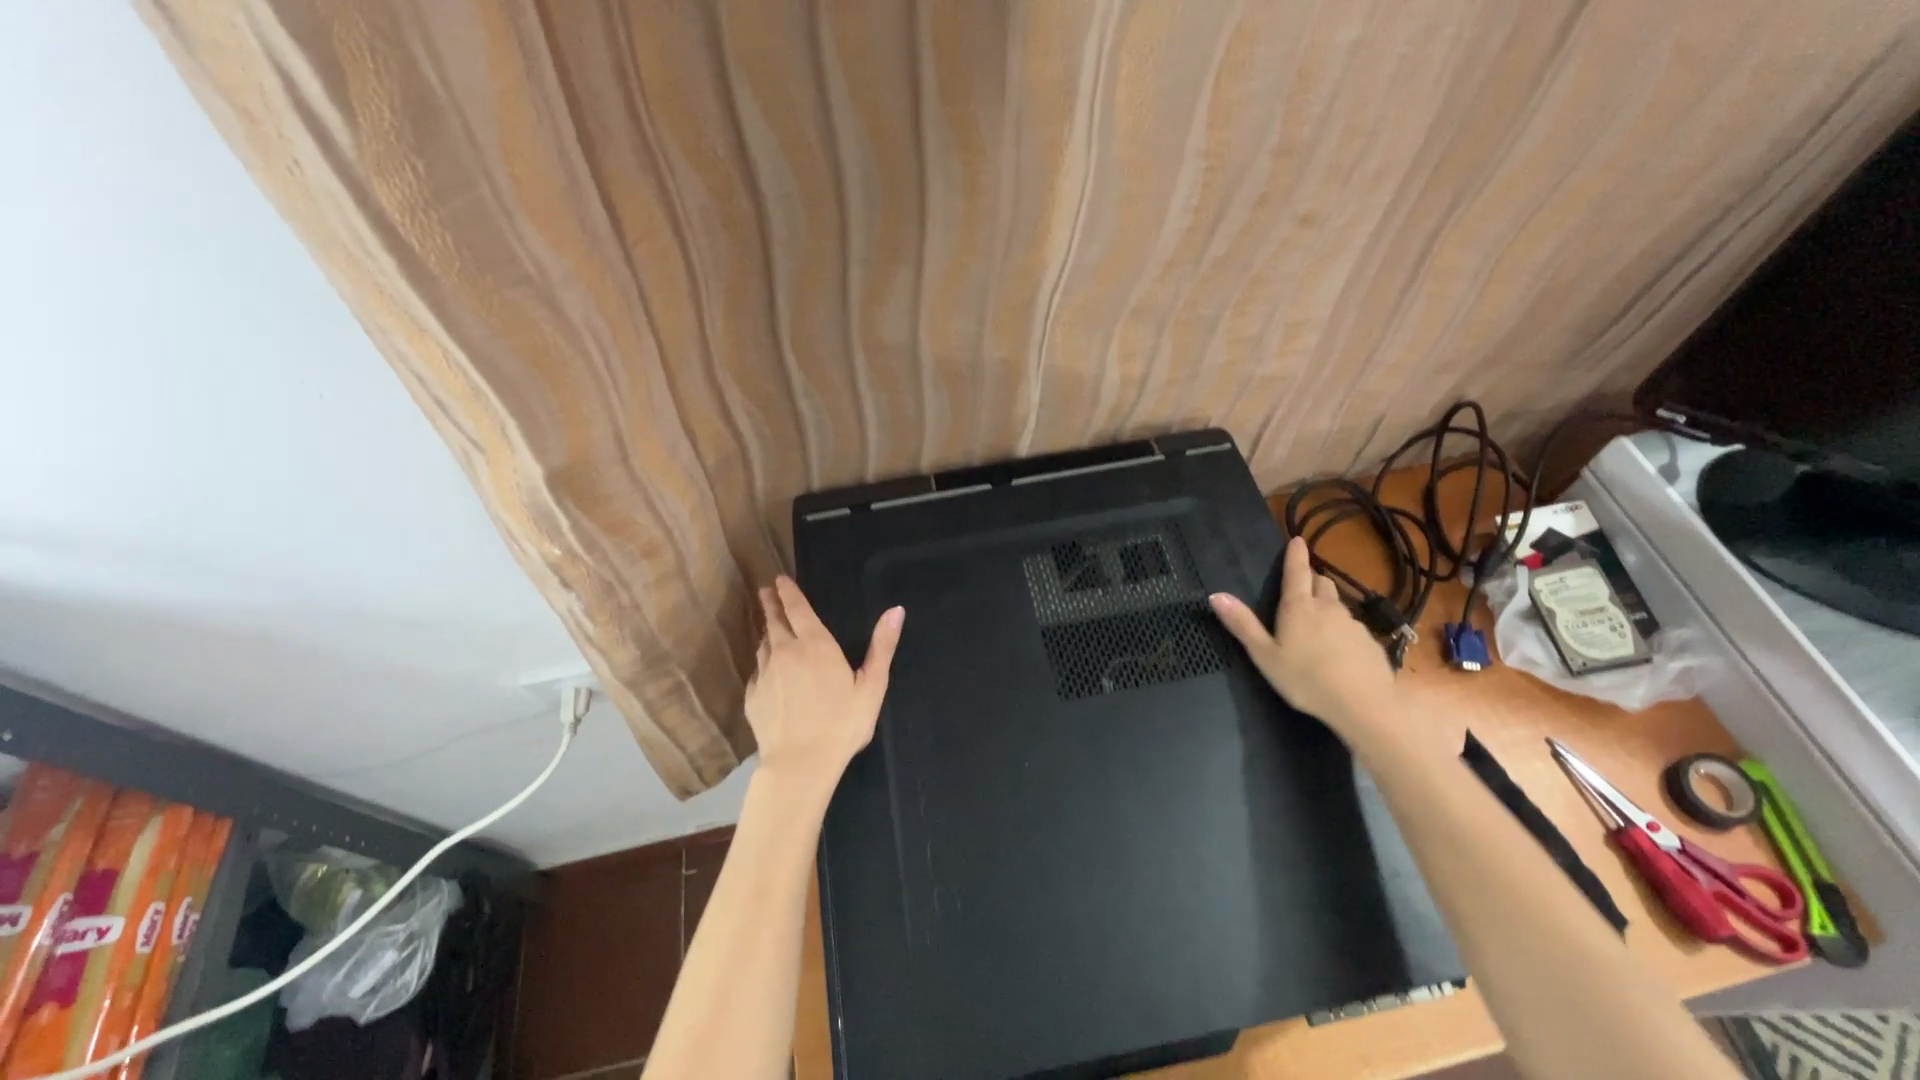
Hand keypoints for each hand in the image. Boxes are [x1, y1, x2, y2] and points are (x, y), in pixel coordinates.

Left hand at [746, 576, 903, 791]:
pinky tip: (766, 669)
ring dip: (766, 631)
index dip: (789, 593)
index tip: (780, 580)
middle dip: (771, 604)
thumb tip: (896, 611)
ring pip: (763, 645)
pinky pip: (757, 671)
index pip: (798, 609)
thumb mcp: (872, 686)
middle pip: (774, 621)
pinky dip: (762, 663)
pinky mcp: (752, 697)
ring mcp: (765, 675)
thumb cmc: (842, 724)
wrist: (799, 763)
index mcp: (816, 645)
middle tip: (766, 591)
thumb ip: (882, 647)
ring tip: (768, 626)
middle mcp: (785, 652)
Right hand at [1209, 536, 1397, 734]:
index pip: (1297, 572)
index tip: (1297, 539)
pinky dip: (1342, 629)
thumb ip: (1242, 625)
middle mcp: (1327, 607)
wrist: (1362, 703)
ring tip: (1318, 623)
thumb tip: (1216, 595)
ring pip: (1337, 605)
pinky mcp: (1369, 641)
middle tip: (1302, 586)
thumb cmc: (1305, 679)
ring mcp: (1352, 623)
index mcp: (1298, 607)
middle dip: (1311, 580)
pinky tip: (1337, 649)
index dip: (1295, 555)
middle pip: (1321, 583)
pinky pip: (1352, 626)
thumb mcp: (1265, 655)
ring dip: (1326, 605)